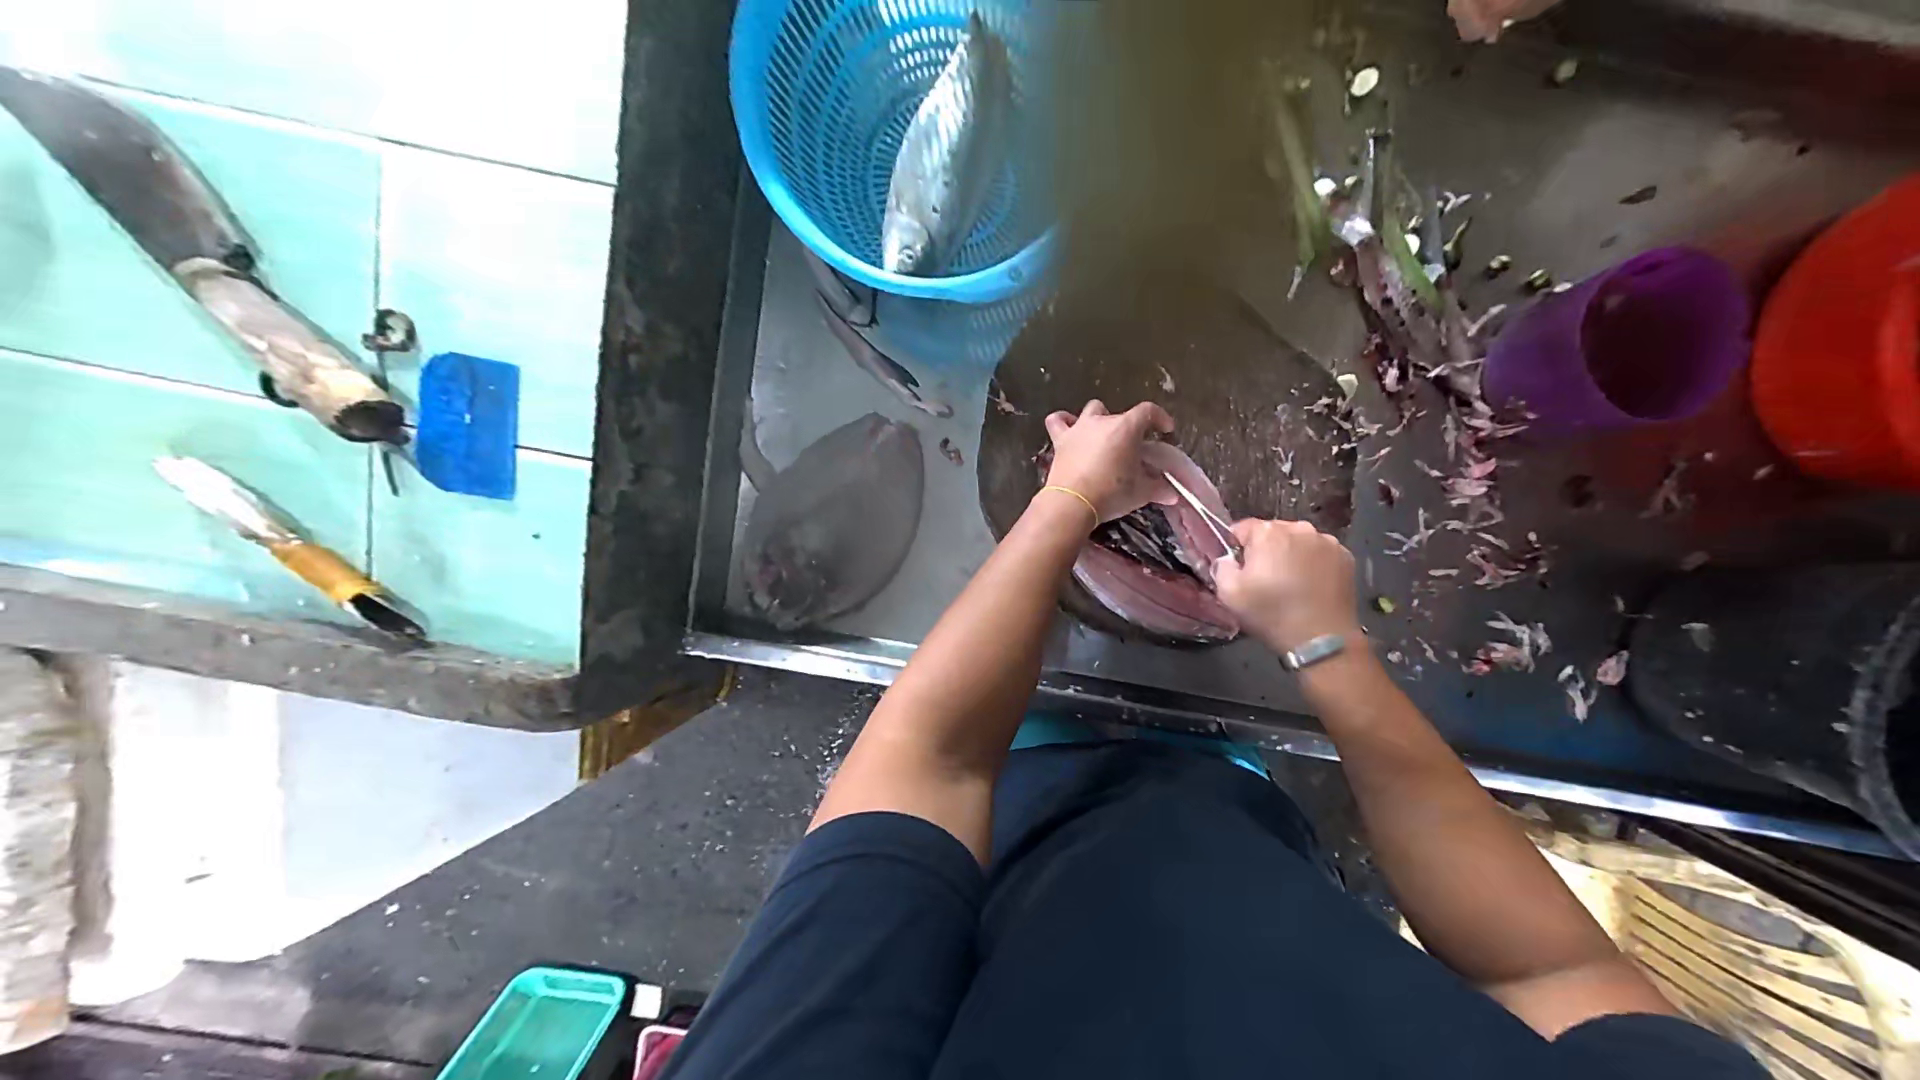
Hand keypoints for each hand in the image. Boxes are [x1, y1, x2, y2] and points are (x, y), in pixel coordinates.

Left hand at [1042, 400, 1176, 522]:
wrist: (1073, 504)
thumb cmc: (1111, 493)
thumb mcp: (1141, 492)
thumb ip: (1158, 489)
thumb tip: (1172, 495)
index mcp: (1126, 428)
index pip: (1149, 411)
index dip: (1160, 417)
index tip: (1165, 429)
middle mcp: (1101, 421)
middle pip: (1120, 415)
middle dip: (1129, 428)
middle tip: (1132, 447)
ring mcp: (1079, 428)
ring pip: (1092, 410)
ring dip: (1100, 419)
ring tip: (1103, 436)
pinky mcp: (1060, 441)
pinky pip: (1058, 421)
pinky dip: (1064, 421)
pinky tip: (1070, 428)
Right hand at [1213, 519, 1361, 652]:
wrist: (1321, 639)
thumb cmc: (1271, 614)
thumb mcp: (1228, 593)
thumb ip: (1221, 566)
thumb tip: (1227, 559)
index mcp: (1268, 532)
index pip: (1242, 528)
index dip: (1236, 548)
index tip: (1238, 569)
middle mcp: (1299, 528)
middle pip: (1272, 532)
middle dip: (1265, 550)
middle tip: (1264, 579)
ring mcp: (1327, 542)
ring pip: (1298, 542)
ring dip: (1291, 556)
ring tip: (1290, 584)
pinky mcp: (1346, 557)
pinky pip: (1320, 554)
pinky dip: (1313, 564)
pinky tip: (1311, 586)